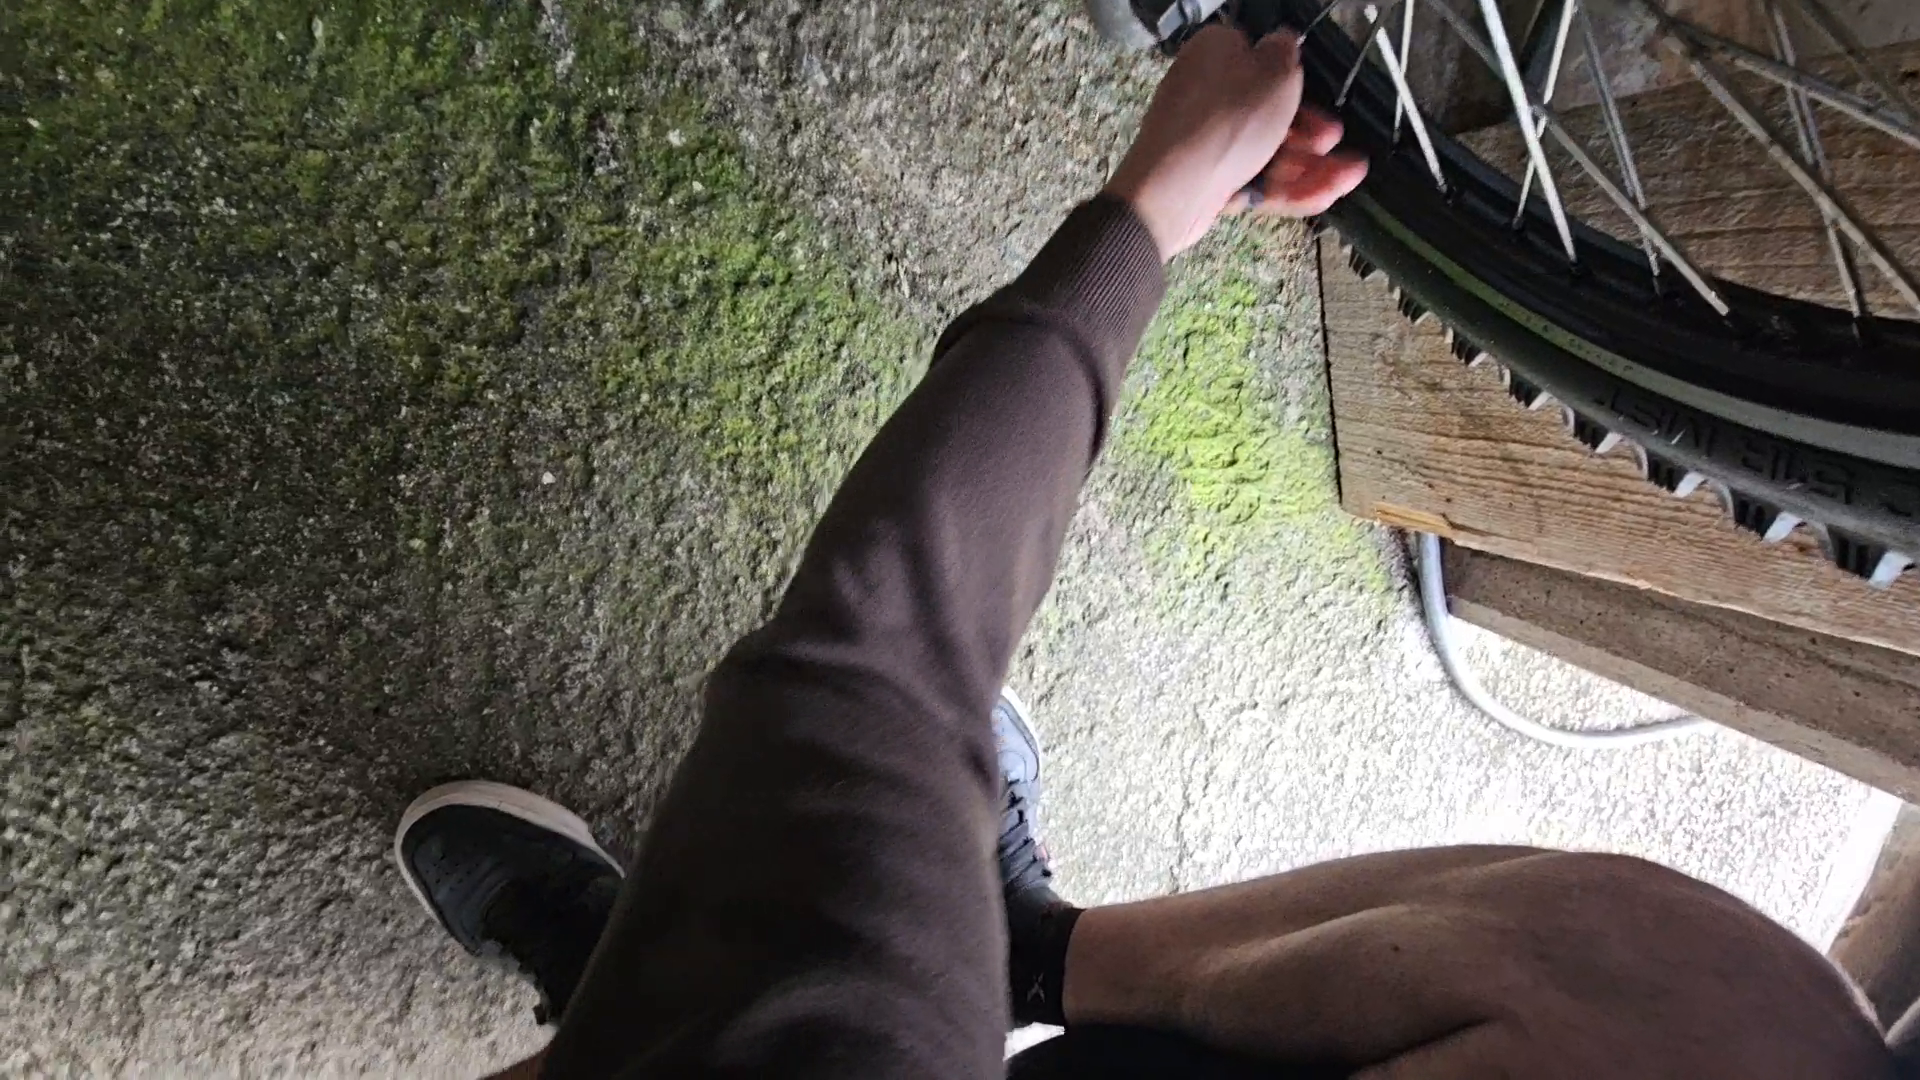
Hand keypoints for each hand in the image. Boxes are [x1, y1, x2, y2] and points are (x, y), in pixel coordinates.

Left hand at [1103, 25, 1368, 260]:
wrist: (1171, 192)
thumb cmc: (1224, 122)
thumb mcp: (1273, 71)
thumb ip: (1286, 52)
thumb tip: (1283, 44)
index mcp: (1213, 56)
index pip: (1259, 60)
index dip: (1292, 79)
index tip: (1318, 93)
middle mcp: (1205, 99)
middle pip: (1268, 114)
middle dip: (1309, 131)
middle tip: (1333, 140)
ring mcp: (1204, 147)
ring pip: (1266, 154)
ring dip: (1310, 166)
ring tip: (1348, 176)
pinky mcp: (1207, 186)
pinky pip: (1253, 184)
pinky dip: (1287, 191)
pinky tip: (1325, 195)